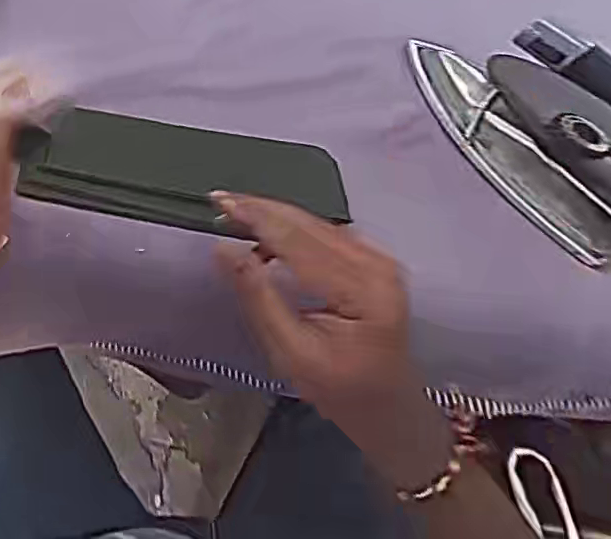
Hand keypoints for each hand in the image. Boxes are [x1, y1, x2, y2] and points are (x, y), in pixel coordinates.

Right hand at [214, 193, 452, 491]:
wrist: (389, 409)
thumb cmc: (342, 391)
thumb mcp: (292, 354)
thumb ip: (258, 297)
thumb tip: (224, 249)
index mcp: (362, 289)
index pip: (299, 240)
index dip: (256, 217)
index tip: (221, 202)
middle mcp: (375, 264)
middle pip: (307, 223)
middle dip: (260, 209)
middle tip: (221, 201)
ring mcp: (377, 258)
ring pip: (313, 222)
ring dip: (272, 215)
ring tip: (235, 213)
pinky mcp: (371, 258)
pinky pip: (323, 231)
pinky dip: (290, 227)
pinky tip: (266, 231)